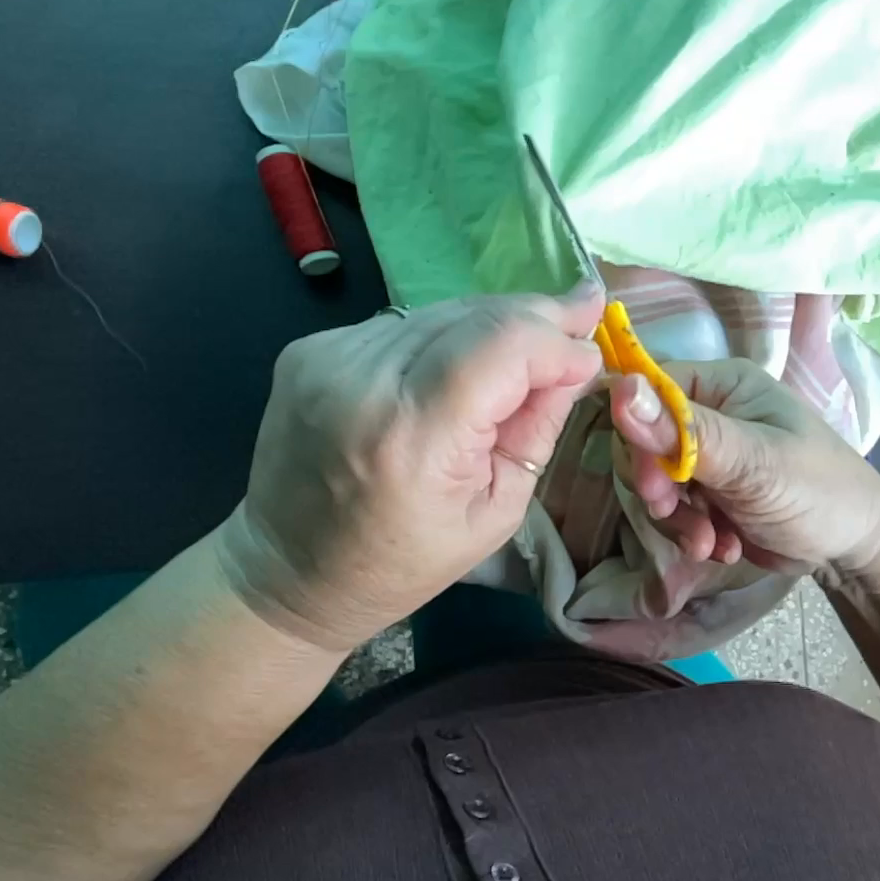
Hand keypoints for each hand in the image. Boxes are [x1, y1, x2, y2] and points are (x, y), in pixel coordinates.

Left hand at [217, 289, 605, 649]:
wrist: (288, 570)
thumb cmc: (404, 562)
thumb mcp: (496, 513)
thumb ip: (536, 428)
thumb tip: (576, 362)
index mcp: (412, 436)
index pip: (501, 346)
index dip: (554, 339)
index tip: (592, 348)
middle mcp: (363, 379)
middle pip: (473, 314)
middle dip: (538, 314)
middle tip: (584, 310)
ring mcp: (329, 355)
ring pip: (441, 310)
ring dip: (496, 323)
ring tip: (537, 338)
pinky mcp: (312, 348)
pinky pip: (406, 325)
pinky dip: (450, 336)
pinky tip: (467, 361)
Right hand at [608, 359, 879, 581]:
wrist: (854, 549)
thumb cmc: (818, 492)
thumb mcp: (755, 464)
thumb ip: (689, 432)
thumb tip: (620, 391)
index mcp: (724, 385)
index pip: (650, 389)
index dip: (638, 432)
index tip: (652, 478)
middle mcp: (712, 413)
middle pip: (647, 441)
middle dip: (659, 487)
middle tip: (677, 515)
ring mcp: (711, 456)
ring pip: (657, 482)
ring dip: (677, 520)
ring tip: (710, 545)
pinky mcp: (711, 494)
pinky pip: (676, 510)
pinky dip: (693, 534)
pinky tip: (725, 548)